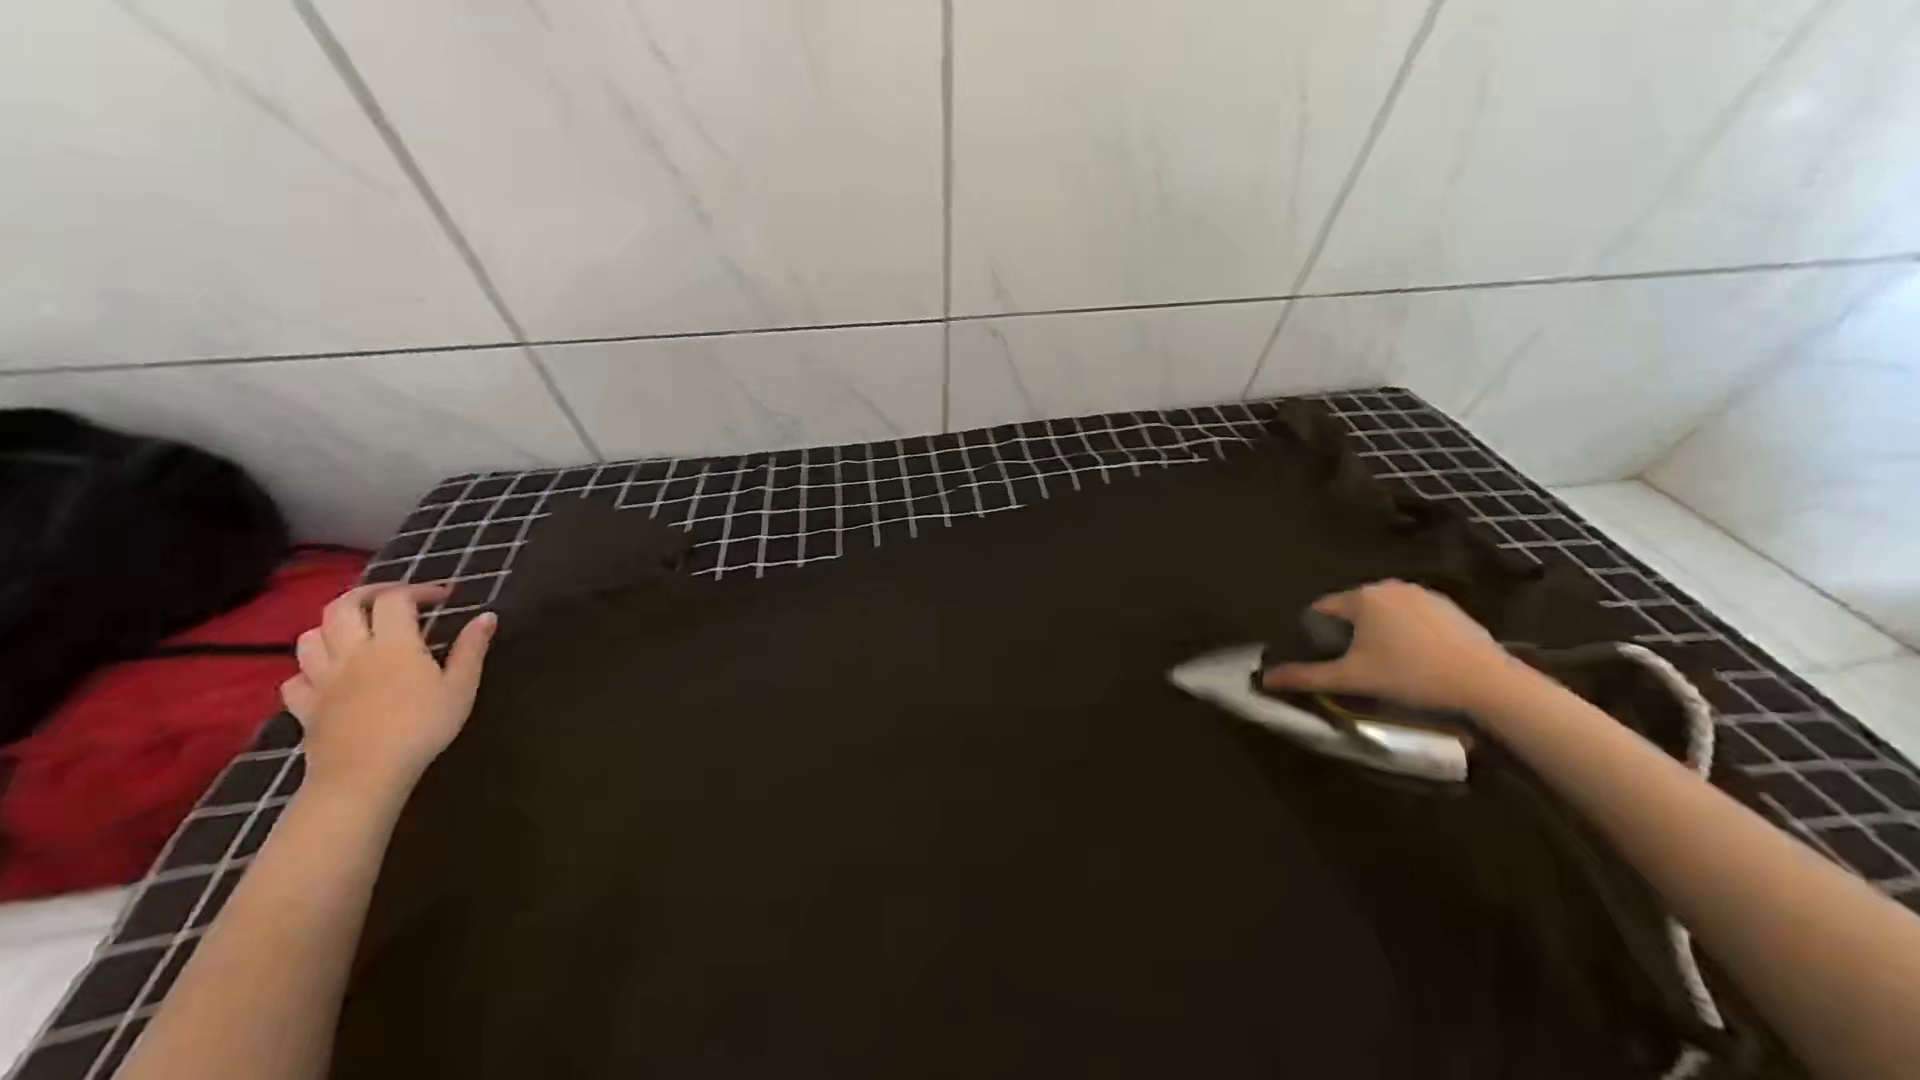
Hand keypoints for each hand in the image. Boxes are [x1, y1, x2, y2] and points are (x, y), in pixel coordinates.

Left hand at [281, 582, 496, 794]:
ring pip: (310, 637)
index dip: (419, 590)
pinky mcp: (305, 706)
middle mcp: (351, 652)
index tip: (444, 596)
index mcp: (392, 643)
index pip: (396, 599)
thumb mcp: (461, 686)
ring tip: (356, 632)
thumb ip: (472, 649)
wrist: (365, 773)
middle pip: (341, 606)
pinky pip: (295, 679)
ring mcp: (321, 679)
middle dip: (367, 593)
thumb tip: (486, 616)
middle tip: (393, 598)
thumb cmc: (422, 726)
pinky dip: (310, 670)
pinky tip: (327, 676)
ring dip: (332, 626)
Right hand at [1261, 579, 1529, 710]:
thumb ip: (1306, 676)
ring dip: (1376, 633)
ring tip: (1387, 665)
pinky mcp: (1449, 606)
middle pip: (1352, 610)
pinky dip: (1405, 632)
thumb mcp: (1351, 680)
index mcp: (1361, 597)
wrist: (1487, 684)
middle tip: (1356, 667)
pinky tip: (1416, 659)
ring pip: (1382, 612)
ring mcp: (1422, 593)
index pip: (1321, 610)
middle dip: (1347, 634)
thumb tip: (1265, 679)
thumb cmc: (1410, 676)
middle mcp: (1388, 586)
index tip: (1327, 660)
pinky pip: (1410, 616)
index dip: (1317, 635)